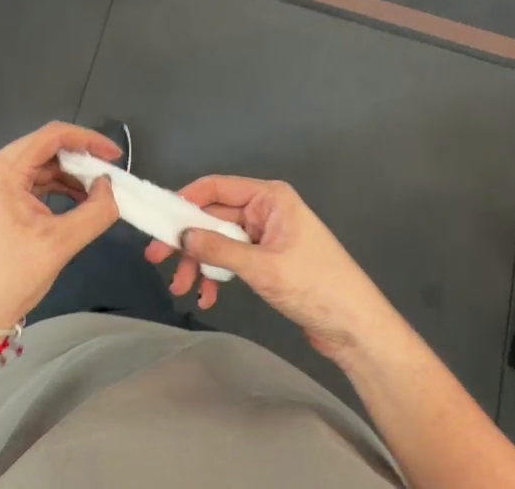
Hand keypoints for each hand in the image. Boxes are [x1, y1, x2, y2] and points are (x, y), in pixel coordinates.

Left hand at [0, 122, 122, 331]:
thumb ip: (95, 211)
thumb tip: (112, 188)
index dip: (88, 140)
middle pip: (46, 147)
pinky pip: (32, 181)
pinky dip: (57, 188)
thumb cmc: (11, 276)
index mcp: (3, 170)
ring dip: (70, 175)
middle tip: (110, 177)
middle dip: (81, 159)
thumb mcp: (60, 243)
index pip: (52, 135)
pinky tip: (78, 202)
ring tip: (99, 193)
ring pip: (41, 165)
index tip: (115, 155)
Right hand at [146, 176, 398, 359]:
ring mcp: (266, 236)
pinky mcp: (268, 261)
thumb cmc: (315, 287)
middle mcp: (266, 210)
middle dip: (188, 240)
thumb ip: (218, 249)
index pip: (216, 187)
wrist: (356, 328)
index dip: (185, 200)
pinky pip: (232, 260)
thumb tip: (181, 235)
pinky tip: (208, 298)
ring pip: (219, 241)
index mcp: (269, 198)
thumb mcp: (262, 267)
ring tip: (182, 288)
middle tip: (157, 259)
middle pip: (214, 216)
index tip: (159, 221)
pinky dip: (217, 276)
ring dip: (199, 263)